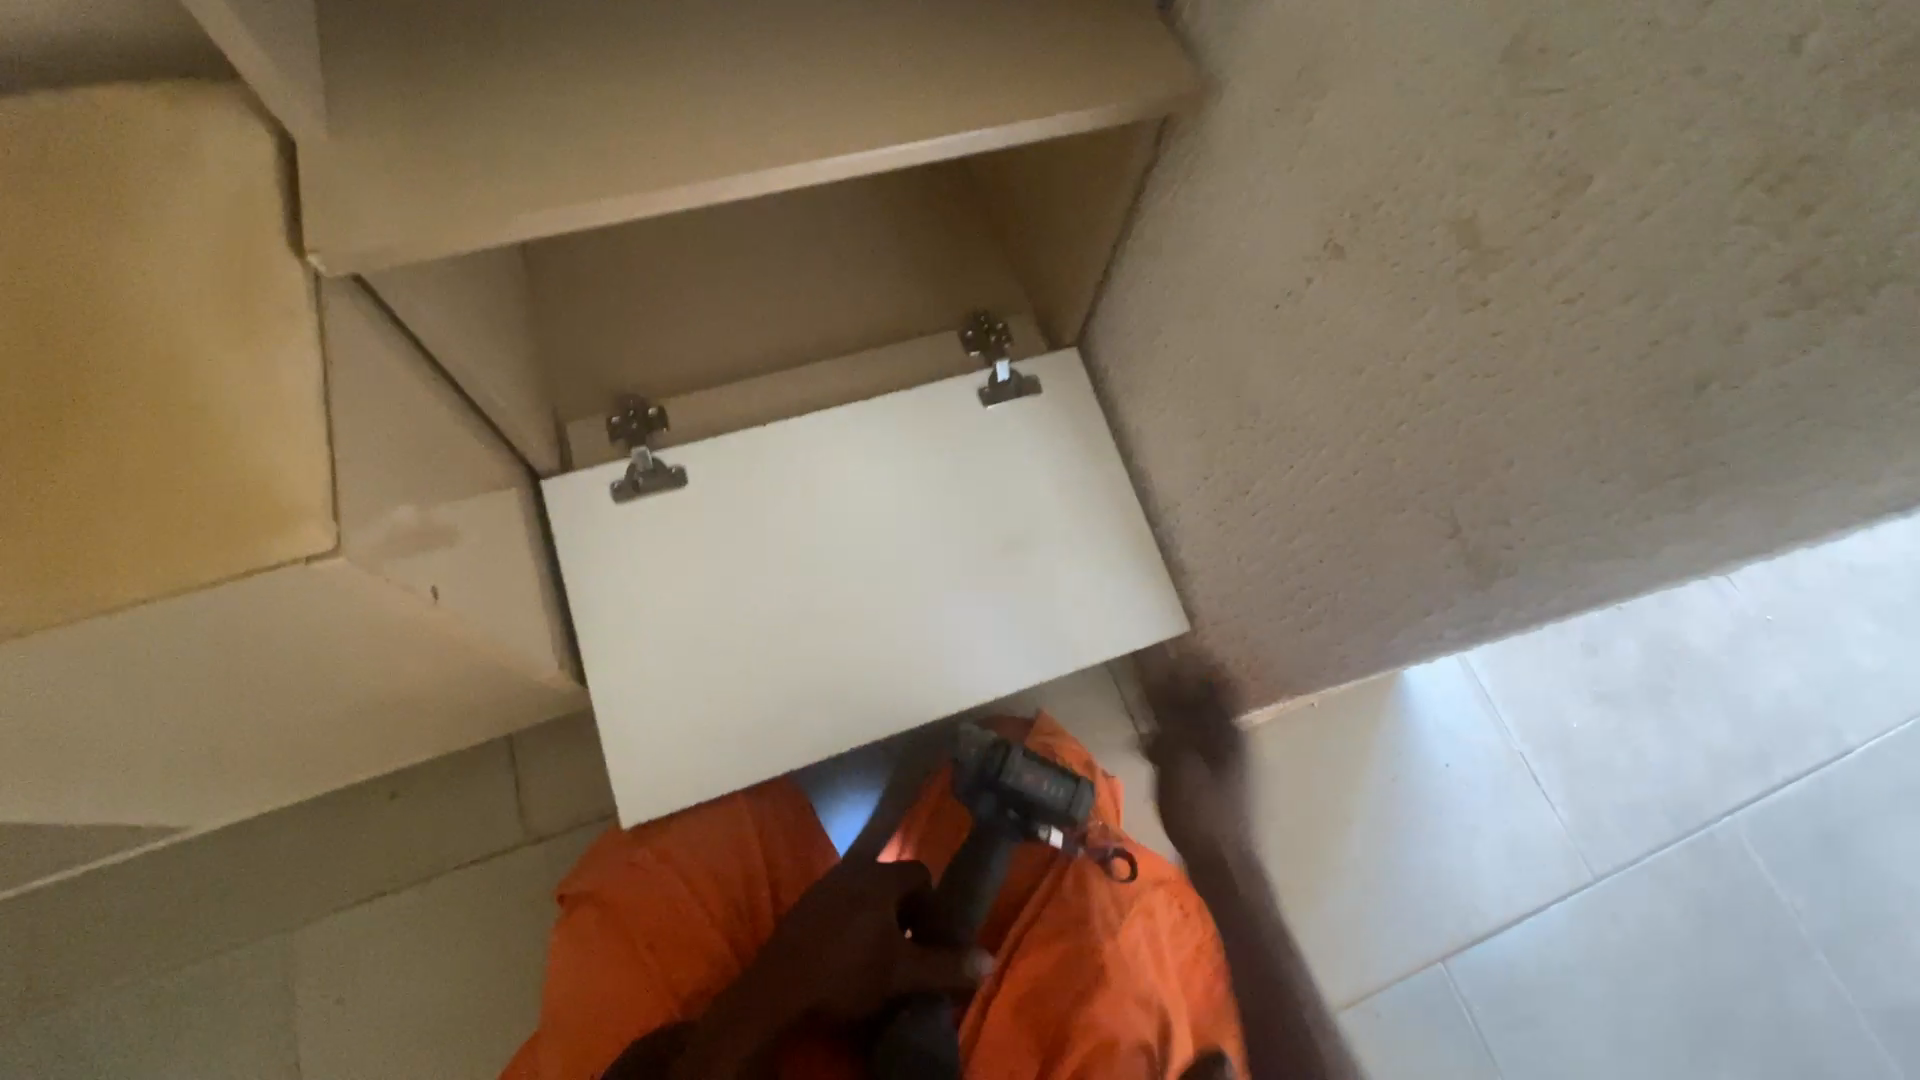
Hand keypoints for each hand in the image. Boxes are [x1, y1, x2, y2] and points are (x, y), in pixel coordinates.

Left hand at [749, 858, 990, 1024]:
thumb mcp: (902, 974)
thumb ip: (946, 966)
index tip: (931, 937)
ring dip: (879, 917)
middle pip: (892, 881)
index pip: (920, 872)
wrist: (778, 989)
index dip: (932, 904)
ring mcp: (823, 885)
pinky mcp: (803, 905)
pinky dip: (852, 923)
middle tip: (910, 948)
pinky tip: (847, 957)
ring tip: (880, 955)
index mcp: (880, 877)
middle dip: (907, 911)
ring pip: (865, 893)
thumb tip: (990, 961)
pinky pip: (840, 904)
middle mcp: (852, 869)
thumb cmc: (847, 973)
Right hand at [1140, 650, 1255, 863]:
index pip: (1219, 682)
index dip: (1199, 663)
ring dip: (1174, 715)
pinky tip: (1152, 750)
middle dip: (1180, 688)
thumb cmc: (1202, 813)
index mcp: (1230, 732)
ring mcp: (1230, 765)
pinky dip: (1173, 741)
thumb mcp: (1179, 763)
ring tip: (1146, 713)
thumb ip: (1169, 722)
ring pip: (1201, 725)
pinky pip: (1194, 748)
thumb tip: (1158, 682)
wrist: (1225, 867)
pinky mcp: (1218, 784)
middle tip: (1150, 678)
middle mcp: (1235, 742)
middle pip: (1209, 702)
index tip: (1173, 650)